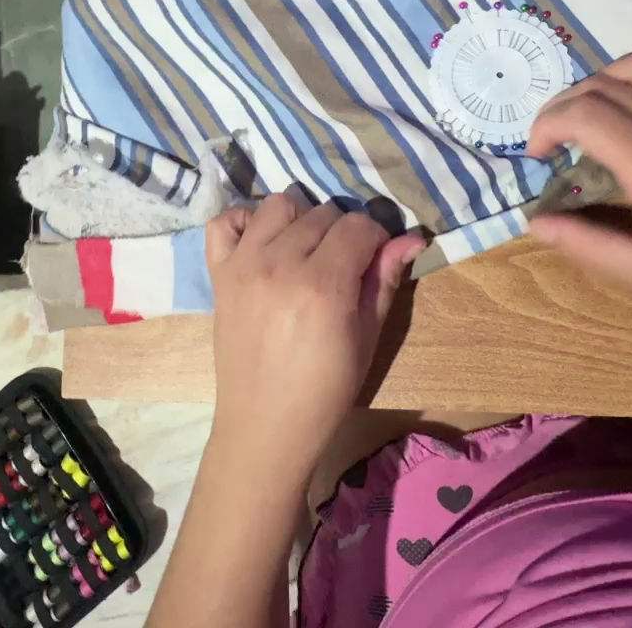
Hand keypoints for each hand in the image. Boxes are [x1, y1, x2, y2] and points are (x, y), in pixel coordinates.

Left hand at [205, 191, 425, 469]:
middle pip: (322, 213)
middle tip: (342, 267)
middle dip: (341, 232)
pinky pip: (224, 222)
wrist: (265, 426)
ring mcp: (244, 265)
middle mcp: (281, 265)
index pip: (358, 226)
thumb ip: (385, 280)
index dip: (375, 239)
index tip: (374, 261)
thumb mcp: (368, 337)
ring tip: (304, 252)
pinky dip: (245, 223)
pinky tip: (263, 245)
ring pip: (279, 205)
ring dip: (299, 220)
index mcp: (324, 286)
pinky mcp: (218, 274)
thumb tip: (413, 237)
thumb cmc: (326, 390)